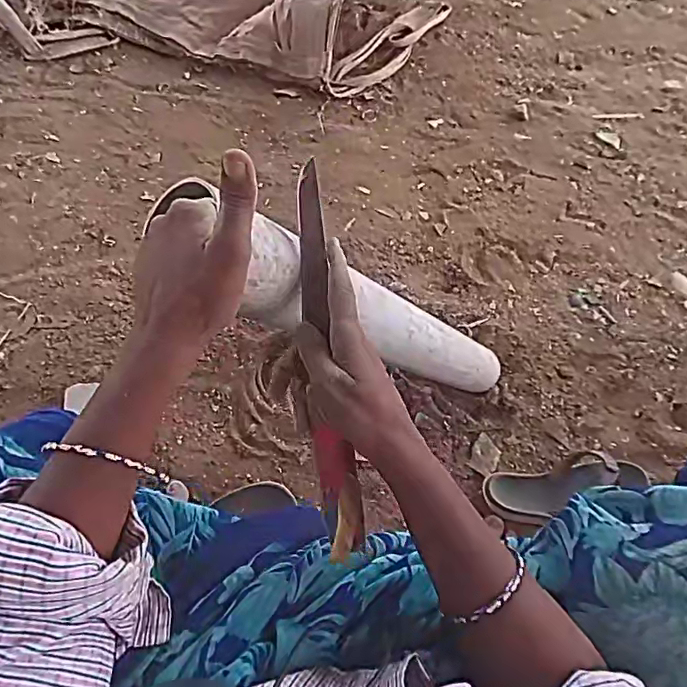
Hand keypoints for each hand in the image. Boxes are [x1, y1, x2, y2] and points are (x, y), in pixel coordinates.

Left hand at [134, 149, 256, 357]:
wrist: (168, 339)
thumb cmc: (204, 299)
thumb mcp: (234, 248)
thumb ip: (238, 202)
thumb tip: (237, 155)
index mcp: (185, 212)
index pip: (224, 211)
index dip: (237, 235)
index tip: (240, 259)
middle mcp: (162, 222)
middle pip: (208, 225)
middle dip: (221, 245)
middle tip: (231, 275)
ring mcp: (152, 246)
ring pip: (192, 244)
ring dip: (205, 259)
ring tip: (216, 286)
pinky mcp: (147, 268)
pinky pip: (177, 261)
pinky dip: (189, 272)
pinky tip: (198, 292)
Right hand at [293, 238, 424, 465]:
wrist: (394, 442)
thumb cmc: (362, 416)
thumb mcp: (327, 385)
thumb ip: (313, 353)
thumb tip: (303, 327)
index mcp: (350, 339)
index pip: (340, 294)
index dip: (335, 268)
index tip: (332, 243)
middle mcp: (357, 344)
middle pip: (324, 328)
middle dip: (304, 349)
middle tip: (292, 381)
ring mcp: (360, 360)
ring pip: (325, 354)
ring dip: (310, 378)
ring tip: (310, 411)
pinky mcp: (361, 374)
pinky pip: (332, 371)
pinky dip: (320, 387)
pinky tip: (318, 411)